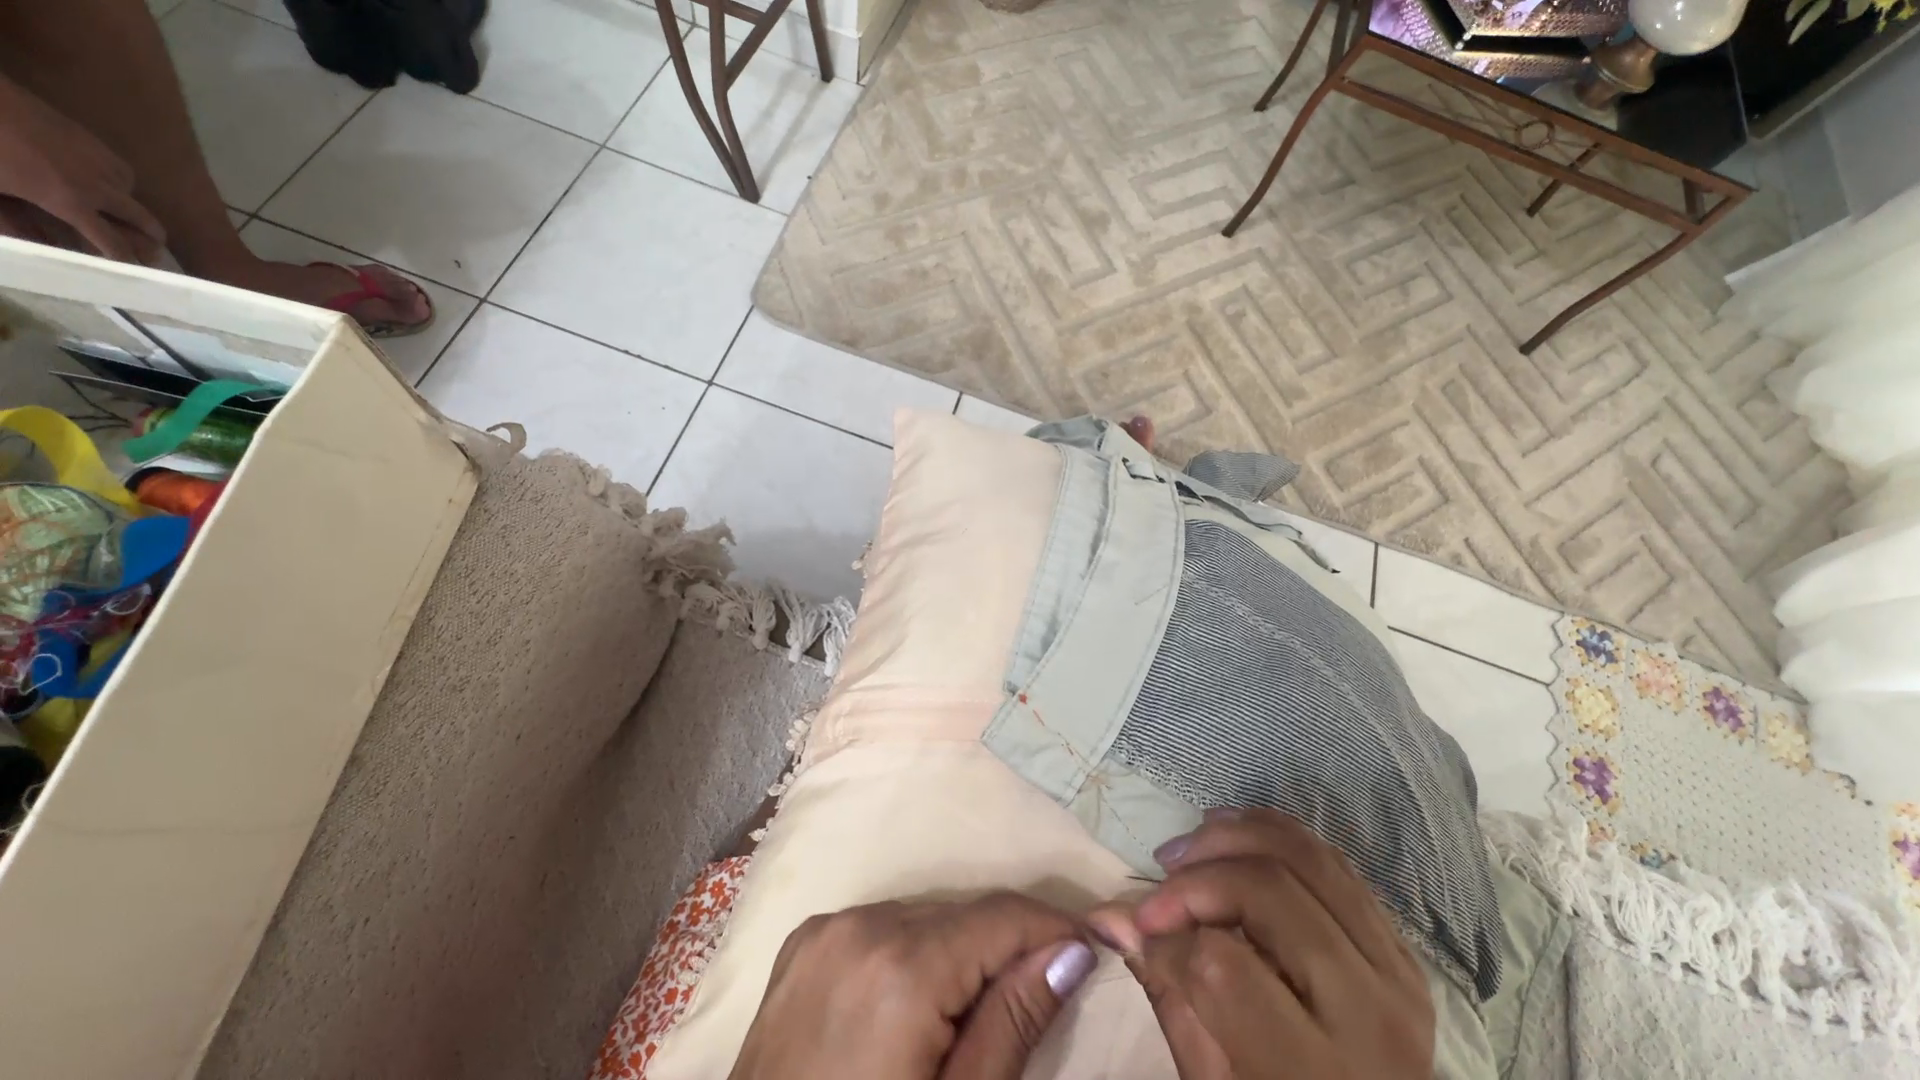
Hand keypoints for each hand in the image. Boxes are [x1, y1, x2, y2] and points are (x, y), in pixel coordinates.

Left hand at [0, 75, 162, 262]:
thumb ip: (15, 225)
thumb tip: (43, 250)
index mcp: (70, 203)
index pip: (113, 243)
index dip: (126, 260)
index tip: (135, 273)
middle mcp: (98, 186)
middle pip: (141, 219)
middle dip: (151, 238)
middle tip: (154, 251)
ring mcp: (98, 161)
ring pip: (132, 193)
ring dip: (132, 207)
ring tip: (122, 213)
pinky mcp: (92, 140)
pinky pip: (120, 169)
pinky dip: (120, 182)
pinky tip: (103, 180)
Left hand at [730, 892, 1097, 1079]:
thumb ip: (1014, 1021)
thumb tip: (1072, 952)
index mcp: (902, 964)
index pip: (1003, 916)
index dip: (1055, 928)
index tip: (1093, 951)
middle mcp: (860, 925)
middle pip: (963, 914)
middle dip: (1008, 945)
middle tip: (1038, 996)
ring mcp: (824, 931)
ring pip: (923, 916)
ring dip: (959, 948)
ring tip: (973, 1011)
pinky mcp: (802, 944)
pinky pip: (879, 927)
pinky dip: (911, 950)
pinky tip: (916, 1003)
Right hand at [1089, 809, 1433, 1079]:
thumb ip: (1167, 994)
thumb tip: (1108, 916)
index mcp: (1310, 1067)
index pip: (1223, 965)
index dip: (1169, 936)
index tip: (1138, 931)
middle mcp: (1368, 1010)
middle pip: (1270, 892)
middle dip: (1197, 879)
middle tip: (1156, 892)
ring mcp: (1394, 972)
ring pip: (1309, 858)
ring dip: (1235, 838)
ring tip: (1184, 854)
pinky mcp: (1400, 949)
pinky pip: (1337, 865)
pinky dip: (1277, 837)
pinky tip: (1231, 838)